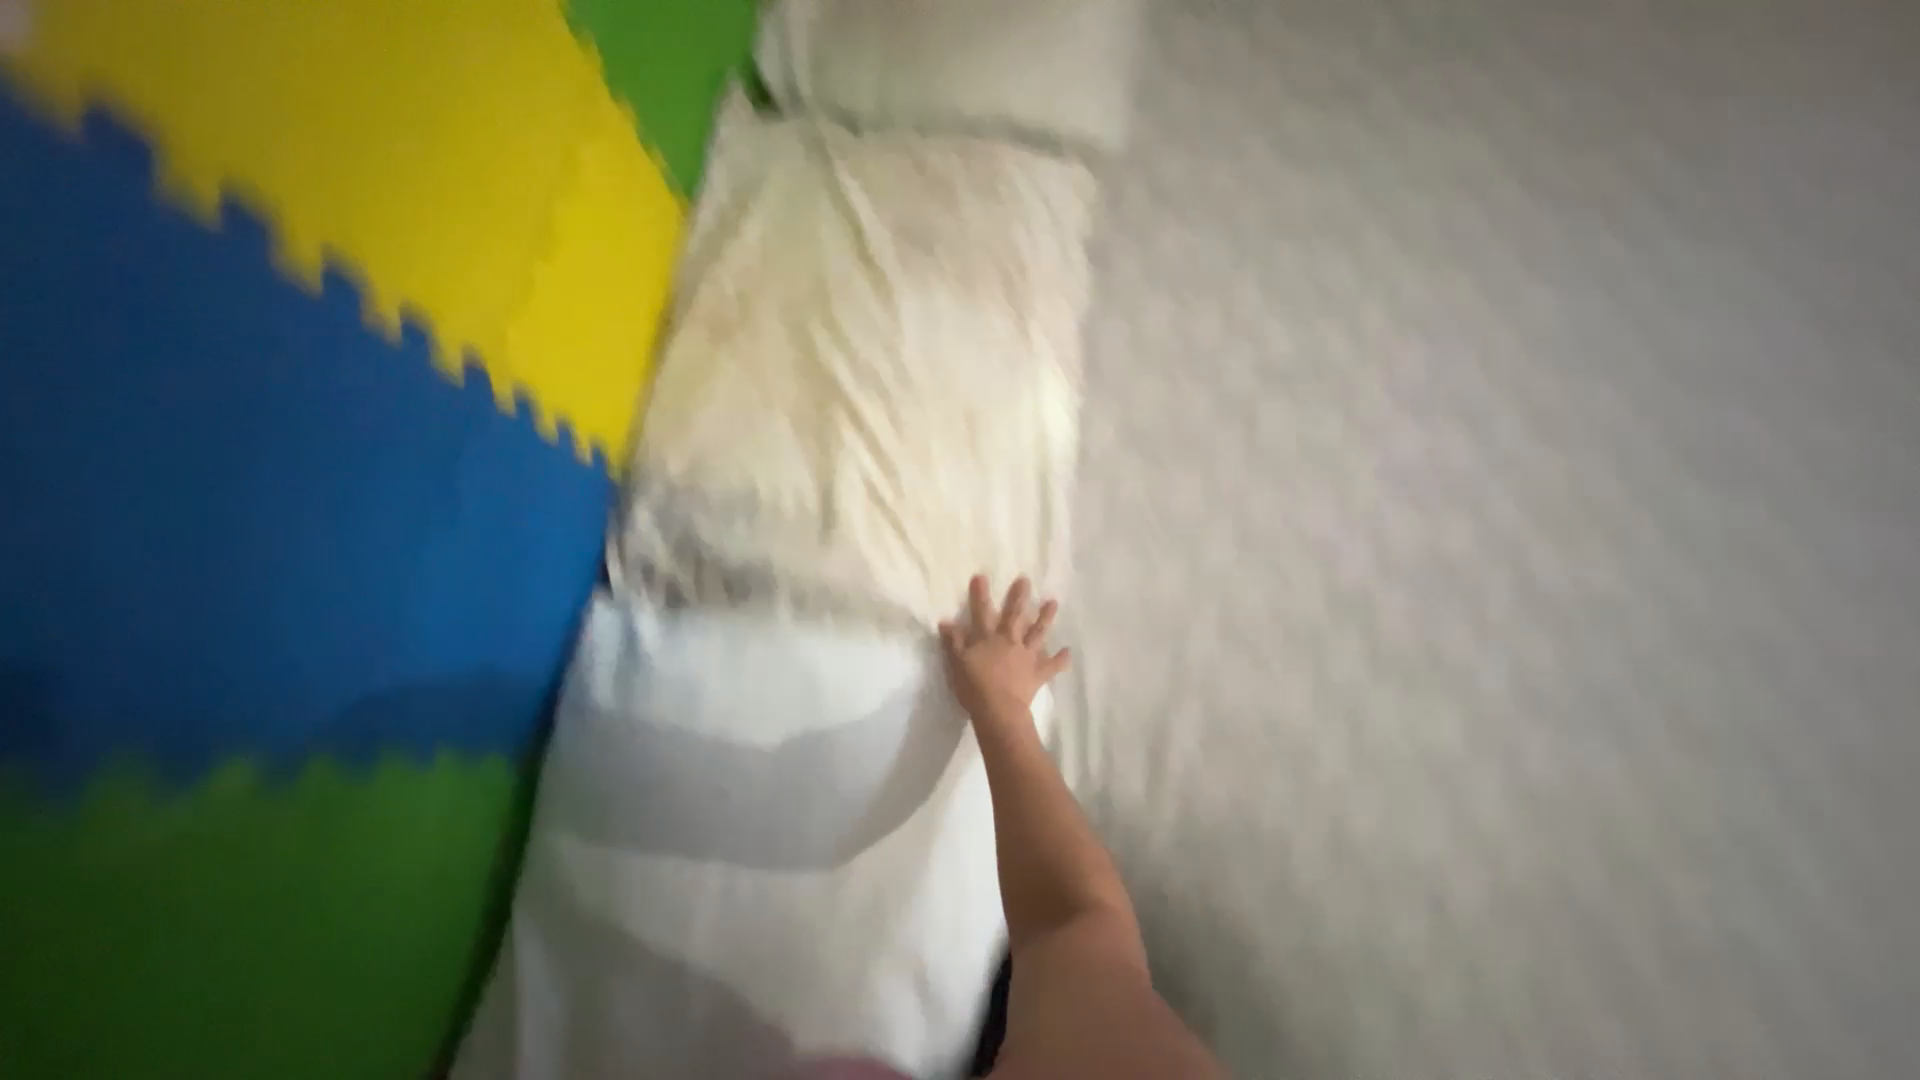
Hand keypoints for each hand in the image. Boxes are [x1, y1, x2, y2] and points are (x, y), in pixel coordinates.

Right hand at [939, 575, 1071, 728]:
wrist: (998, 710)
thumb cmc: (973, 687)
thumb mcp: (957, 663)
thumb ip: (953, 641)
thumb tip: (945, 621)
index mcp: (988, 638)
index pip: (982, 612)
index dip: (981, 595)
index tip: (981, 576)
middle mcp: (1010, 641)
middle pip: (1015, 615)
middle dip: (1019, 597)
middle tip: (1025, 580)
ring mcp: (1027, 656)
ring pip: (1037, 633)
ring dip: (1045, 617)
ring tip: (1053, 603)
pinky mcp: (1038, 672)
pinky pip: (1052, 665)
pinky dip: (1061, 659)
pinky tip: (1068, 652)